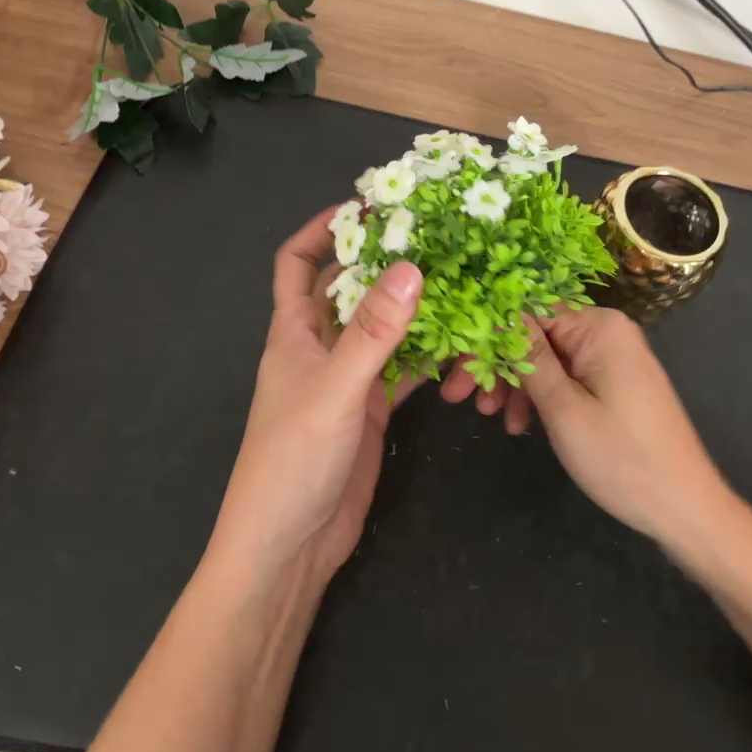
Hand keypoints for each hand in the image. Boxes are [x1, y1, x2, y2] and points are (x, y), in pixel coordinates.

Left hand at [206, 207, 424, 592]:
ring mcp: (347, 380)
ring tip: (461, 280)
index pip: (297, 262)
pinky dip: (428, 354)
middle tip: (437, 236)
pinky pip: (403, 368)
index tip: (367, 205)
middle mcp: (319, 347)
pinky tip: (462, 342)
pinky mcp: (371, 410)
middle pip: (349, 289)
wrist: (289, 546)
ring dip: (413, 308)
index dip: (323, 230)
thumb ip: (374, 333)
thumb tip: (412, 267)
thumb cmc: (293, 460)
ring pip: (382, 329)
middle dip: (383, 262)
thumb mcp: (334, 390)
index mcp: (292, 332)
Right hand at [457, 307, 737, 555]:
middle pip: (535, 334)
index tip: (454, 368)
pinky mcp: (615, 383)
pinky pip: (567, 377)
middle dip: (497, 365)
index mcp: (599, 327)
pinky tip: (522, 425)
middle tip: (458, 399)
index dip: (487, 336)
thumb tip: (497, 313)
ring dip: (515, 385)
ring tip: (490, 418)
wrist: (685, 509)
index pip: (527, 310)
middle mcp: (607, 332)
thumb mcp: (563, 408)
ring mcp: (613, 358)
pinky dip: (541, 397)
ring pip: (547, 359)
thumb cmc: (622, 458)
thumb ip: (528, 357)